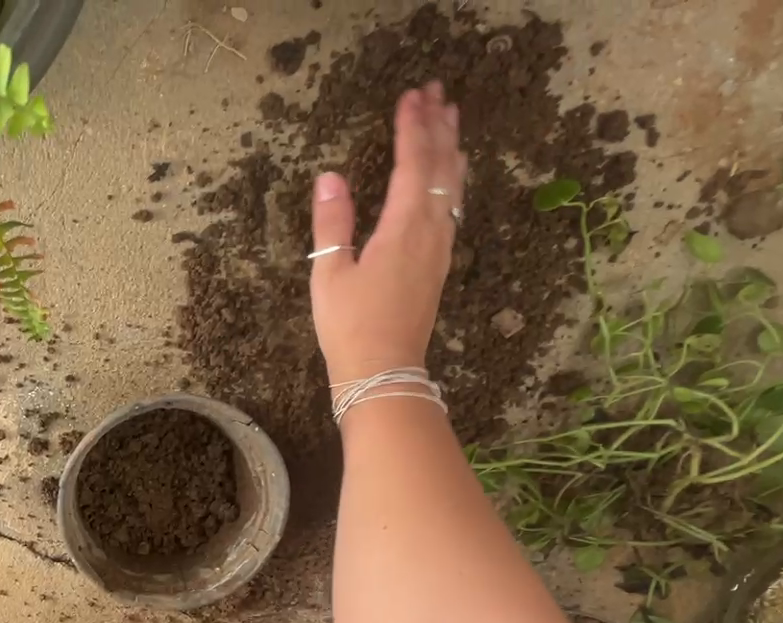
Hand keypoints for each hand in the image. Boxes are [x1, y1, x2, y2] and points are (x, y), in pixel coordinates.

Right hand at [309, 81, 467, 384]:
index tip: (410, 95)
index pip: (413, 163)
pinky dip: (452, 178)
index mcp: (404, 227)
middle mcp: (432, 229)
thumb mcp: (329, 274)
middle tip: (437, 92)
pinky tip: (449, 177)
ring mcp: (441, 247)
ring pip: (453, 185)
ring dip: (451, 149)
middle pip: (442, 166)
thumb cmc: (349, 325)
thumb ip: (332, 222)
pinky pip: (453, 205)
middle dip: (439, 127)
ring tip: (450, 120)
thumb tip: (329, 176)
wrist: (382, 368)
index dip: (412, 127)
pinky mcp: (439, 263)